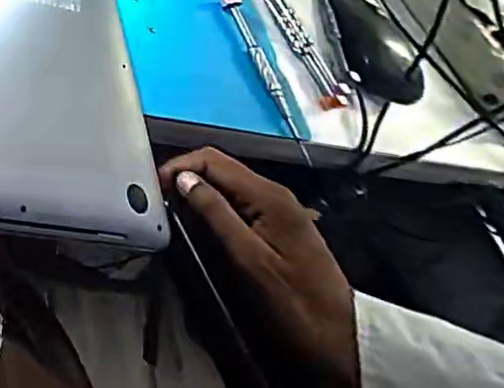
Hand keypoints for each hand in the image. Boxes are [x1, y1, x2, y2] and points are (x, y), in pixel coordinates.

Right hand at [159, 148, 357, 387]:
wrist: (347, 343)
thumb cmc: (296, 304)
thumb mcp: (251, 261)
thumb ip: (216, 214)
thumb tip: (182, 178)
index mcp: (268, 196)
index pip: (211, 159)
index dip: (178, 166)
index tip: (156, 187)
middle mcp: (272, 193)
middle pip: (217, 165)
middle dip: (185, 174)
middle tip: (161, 197)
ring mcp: (276, 207)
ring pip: (224, 181)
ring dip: (197, 189)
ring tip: (175, 208)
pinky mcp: (276, 222)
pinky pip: (235, 198)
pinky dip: (212, 202)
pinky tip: (201, 220)